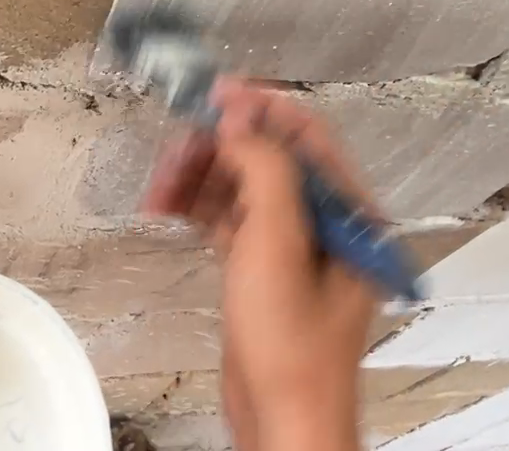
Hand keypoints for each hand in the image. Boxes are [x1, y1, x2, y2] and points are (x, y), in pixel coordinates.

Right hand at [143, 78, 377, 450]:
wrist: (278, 422)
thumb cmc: (291, 343)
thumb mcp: (278, 242)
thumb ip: (264, 167)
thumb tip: (241, 114)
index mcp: (347, 211)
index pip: (307, 135)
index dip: (262, 106)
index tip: (218, 90)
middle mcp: (322, 219)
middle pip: (263, 156)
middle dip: (216, 147)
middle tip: (175, 145)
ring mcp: (287, 241)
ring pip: (237, 183)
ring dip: (196, 176)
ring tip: (160, 184)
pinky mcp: (257, 261)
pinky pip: (223, 214)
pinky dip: (194, 205)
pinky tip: (163, 204)